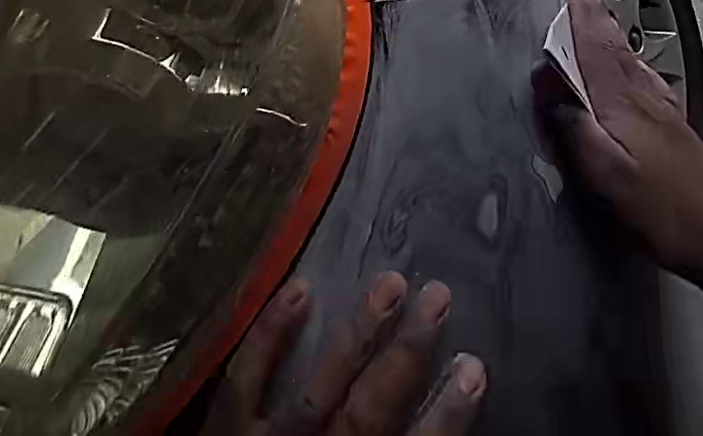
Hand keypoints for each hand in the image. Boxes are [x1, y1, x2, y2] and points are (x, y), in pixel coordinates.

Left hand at [201, 272, 485, 435]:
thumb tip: (433, 431)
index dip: (447, 417)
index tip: (474, 367)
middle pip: (371, 408)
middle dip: (408, 352)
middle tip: (439, 294)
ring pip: (321, 385)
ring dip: (360, 332)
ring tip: (391, 282)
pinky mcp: (228, 429)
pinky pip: (247, 376)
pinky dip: (271, 332)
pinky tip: (302, 289)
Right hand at [549, 0, 702, 277]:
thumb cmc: (659, 210)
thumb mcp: (605, 174)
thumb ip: (574, 128)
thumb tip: (550, 90)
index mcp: (623, 105)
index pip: (597, 52)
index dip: (583, 24)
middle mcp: (645, 99)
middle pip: (616, 51)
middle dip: (597, 23)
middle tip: (582, 0)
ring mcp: (664, 113)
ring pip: (633, 63)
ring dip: (612, 39)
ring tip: (599, 24)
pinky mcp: (675, 129)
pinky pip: (646, 80)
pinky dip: (631, 63)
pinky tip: (633, 69)